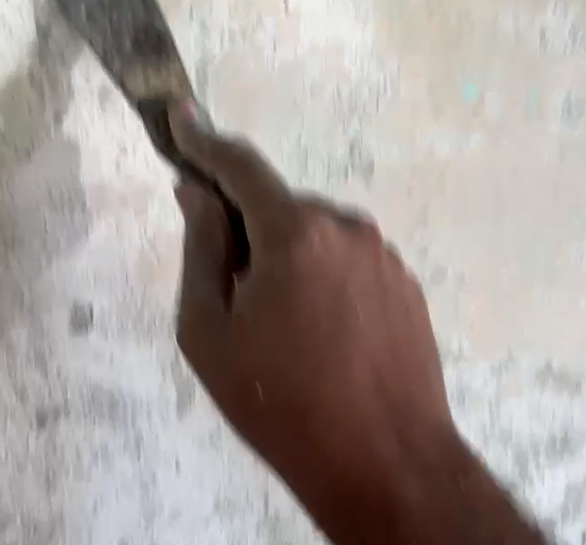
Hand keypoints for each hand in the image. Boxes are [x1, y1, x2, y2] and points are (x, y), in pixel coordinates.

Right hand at [170, 104, 453, 516]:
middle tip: (233, 294)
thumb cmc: (280, 401)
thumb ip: (199, 248)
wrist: (389, 470)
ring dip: (286, 256)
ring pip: (311, 235)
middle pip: (276, 207)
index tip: (180, 114)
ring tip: (284, 330)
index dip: (203, 140)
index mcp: (294, 232)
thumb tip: (196, 192)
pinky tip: (321, 337)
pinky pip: (344, 260)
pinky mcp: (405, 284)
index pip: (239, 166)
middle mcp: (344, 227)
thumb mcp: (209, 330)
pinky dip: (320, 277)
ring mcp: (382, 255)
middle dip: (246, 229)